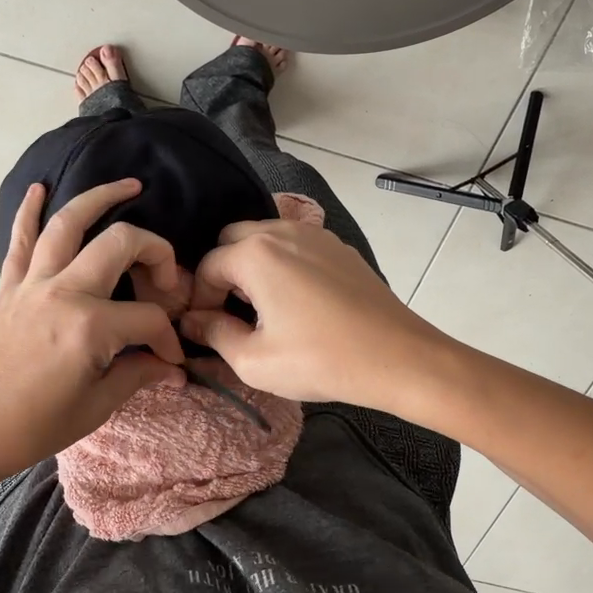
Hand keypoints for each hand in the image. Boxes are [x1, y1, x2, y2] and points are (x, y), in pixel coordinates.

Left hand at [0, 178, 186, 481]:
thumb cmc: (35, 426)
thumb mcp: (96, 407)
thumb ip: (137, 375)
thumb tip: (171, 367)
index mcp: (90, 328)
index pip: (149, 318)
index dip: (168, 338)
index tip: (170, 360)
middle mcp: (64, 292)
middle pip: (120, 244)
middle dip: (154, 251)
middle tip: (166, 275)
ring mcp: (33, 284)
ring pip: (69, 223)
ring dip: (99, 197)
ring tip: (129, 185)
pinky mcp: (9, 287)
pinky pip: (20, 240)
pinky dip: (28, 210)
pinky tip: (40, 188)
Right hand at [179, 221, 445, 410]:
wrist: (400, 358)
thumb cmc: (321, 360)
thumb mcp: (254, 361)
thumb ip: (213, 334)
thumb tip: (192, 320)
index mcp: (256, 253)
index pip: (207, 266)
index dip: (200, 300)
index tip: (209, 330)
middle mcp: (282, 231)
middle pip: (232, 239)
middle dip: (223, 272)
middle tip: (233, 313)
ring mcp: (315, 234)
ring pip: (265, 237)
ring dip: (252, 265)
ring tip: (263, 307)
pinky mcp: (339, 247)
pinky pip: (294, 244)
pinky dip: (283, 263)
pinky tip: (297, 301)